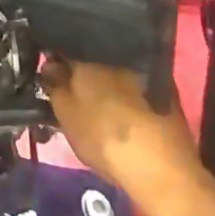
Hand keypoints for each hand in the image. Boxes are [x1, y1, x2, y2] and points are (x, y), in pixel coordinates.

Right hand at [41, 57, 201, 190]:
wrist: (163, 169)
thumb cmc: (104, 139)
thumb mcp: (66, 115)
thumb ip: (54, 84)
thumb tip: (50, 64)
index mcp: (86, 55)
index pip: (63, 46)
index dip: (55, 59)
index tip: (51, 74)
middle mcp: (115, 53)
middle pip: (90, 54)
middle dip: (81, 66)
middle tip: (75, 88)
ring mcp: (142, 67)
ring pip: (114, 65)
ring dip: (105, 75)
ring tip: (100, 97)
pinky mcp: (164, 86)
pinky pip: (135, 77)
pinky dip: (126, 86)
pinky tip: (124, 104)